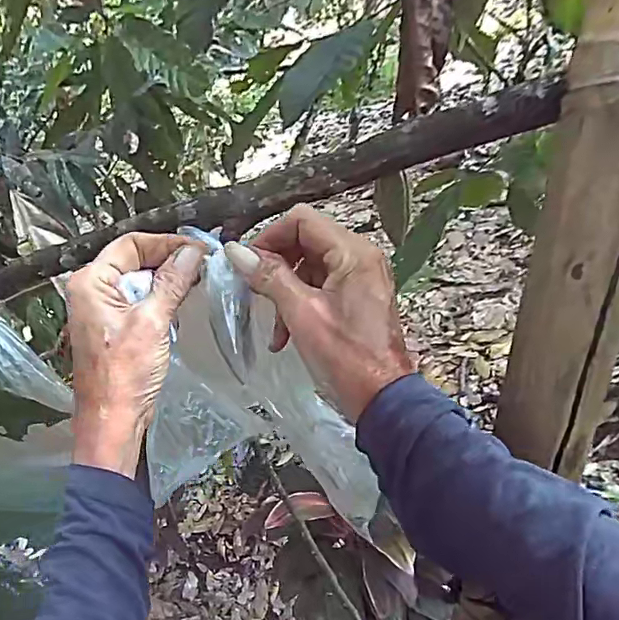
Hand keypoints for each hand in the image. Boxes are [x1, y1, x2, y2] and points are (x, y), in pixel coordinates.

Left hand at [65, 234, 204, 476]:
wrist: (113, 421)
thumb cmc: (122, 379)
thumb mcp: (152, 322)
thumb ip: (172, 283)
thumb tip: (191, 254)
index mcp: (90, 283)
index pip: (130, 244)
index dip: (166, 242)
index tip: (197, 248)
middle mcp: (90, 294)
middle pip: (133, 261)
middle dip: (168, 260)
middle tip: (201, 264)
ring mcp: (102, 314)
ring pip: (138, 283)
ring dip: (166, 281)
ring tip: (196, 281)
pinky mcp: (115, 332)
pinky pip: (139, 305)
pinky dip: (160, 301)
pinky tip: (179, 305)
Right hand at [224, 205, 415, 419]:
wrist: (380, 398)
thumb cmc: (348, 358)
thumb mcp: (302, 314)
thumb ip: (270, 278)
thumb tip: (238, 253)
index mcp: (353, 254)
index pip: (302, 221)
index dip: (269, 238)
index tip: (247, 263)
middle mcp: (361, 260)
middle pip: (306, 244)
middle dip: (277, 269)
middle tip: (256, 292)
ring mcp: (362, 281)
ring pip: (310, 270)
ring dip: (286, 294)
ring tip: (275, 328)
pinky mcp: (358, 302)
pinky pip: (322, 291)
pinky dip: (301, 307)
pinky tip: (287, 335)